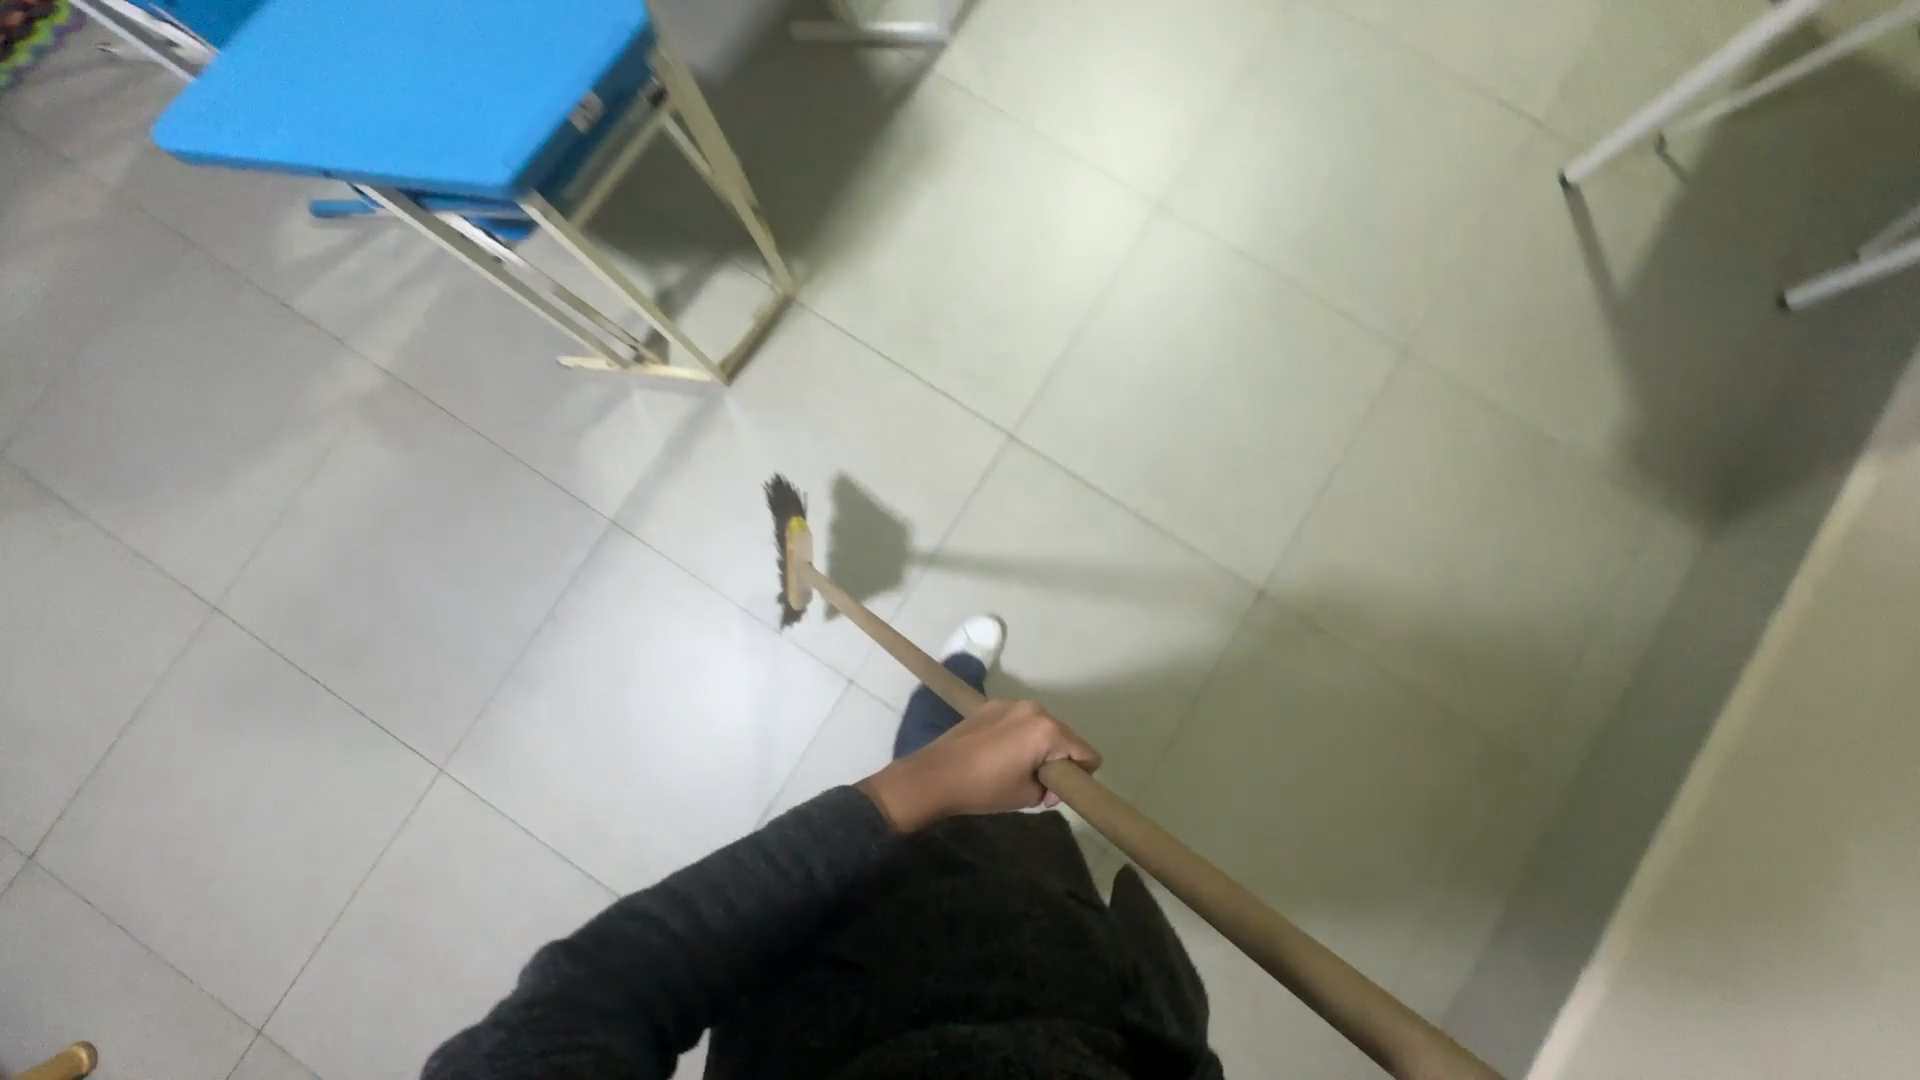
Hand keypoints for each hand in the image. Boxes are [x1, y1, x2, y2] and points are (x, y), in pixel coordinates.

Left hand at [858, 700, 1101, 833]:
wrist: (935, 775)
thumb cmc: (985, 788)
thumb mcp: (1027, 796)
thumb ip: (1050, 790)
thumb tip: (1051, 787)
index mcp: (1048, 731)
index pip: (1087, 753)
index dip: (1081, 775)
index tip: (1061, 790)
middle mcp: (1034, 709)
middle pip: (1065, 736)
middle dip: (1059, 759)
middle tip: (1037, 783)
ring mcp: (1010, 703)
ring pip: (1042, 727)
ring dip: (1039, 746)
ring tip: (1016, 768)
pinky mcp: (991, 705)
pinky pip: (1019, 721)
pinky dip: (1019, 736)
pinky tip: (998, 754)